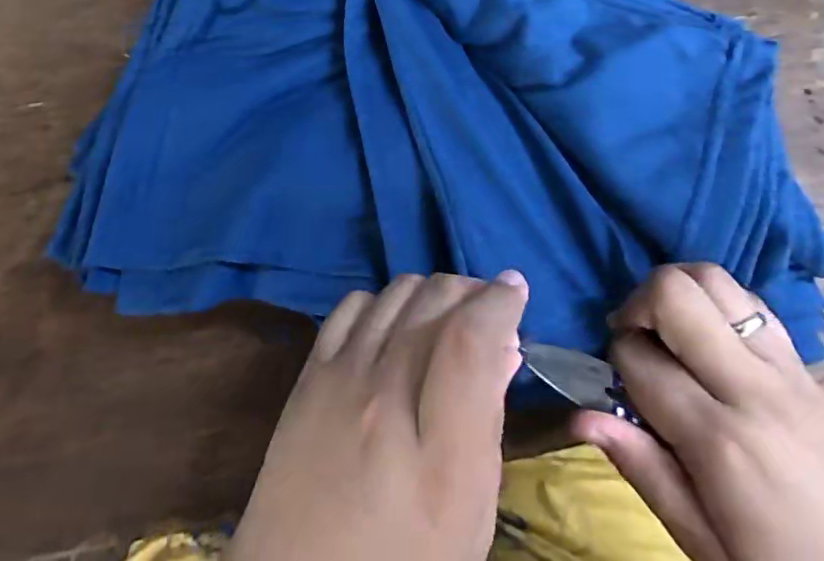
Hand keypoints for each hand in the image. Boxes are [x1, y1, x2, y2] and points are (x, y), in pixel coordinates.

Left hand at [227, 272, 528, 560]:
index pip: (470, 337)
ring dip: (431, 292)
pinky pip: (352, 305)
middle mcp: (384, 397)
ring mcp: (340, 378)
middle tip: (487, 309)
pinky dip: (384, 301)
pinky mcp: (309, 374)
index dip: (499, 300)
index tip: (515, 289)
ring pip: (395, 294)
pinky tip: (395, 324)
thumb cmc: (404, 556)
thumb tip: (505, 347)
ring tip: (446, 316)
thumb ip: (489, 422)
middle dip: (471, 290)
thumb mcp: (470, 512)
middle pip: (434, 301)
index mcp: (437, 450)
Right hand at [570, 264, 823, 560]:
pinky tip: (713, 341)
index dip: (614, 361)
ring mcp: (786, 370)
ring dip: (679, 292)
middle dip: (638, 303)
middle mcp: (751, 387)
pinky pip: (753, 304)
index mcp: (719, 439)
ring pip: (716, 279)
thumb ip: (647, 473)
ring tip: (670, 332)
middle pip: (675, 292)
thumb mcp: (709, 548)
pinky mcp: (809, 368)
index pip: (639, 358)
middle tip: (634, 341)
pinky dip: (719, 303)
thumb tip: (580, 416)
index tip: (618, 385)